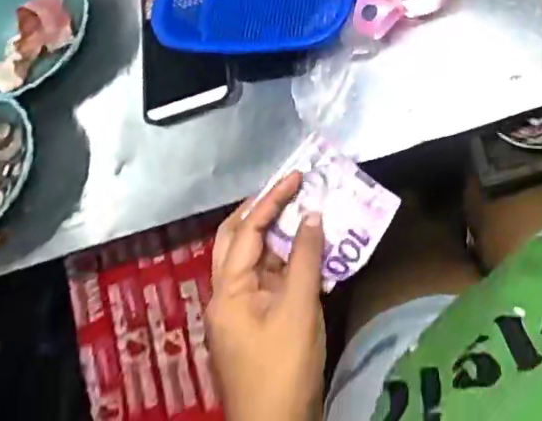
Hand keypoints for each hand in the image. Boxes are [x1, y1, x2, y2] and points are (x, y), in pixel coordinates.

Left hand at [206, 172, 326, 420]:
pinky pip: (271, 278)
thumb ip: (307, 257)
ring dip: (280, 234)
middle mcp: (227, 296)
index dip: (272, 199)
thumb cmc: (284, 366)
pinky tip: (314, 251)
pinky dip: (290, 259)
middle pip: (236, 240)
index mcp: (227, 292)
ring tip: (308, 210)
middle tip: (292, 188)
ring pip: (255, 258)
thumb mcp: (300, 307)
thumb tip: (313, 215)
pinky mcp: (258, 323)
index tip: (298, 175)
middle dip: (263, 210)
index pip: (247, 232)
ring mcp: (241, 311)